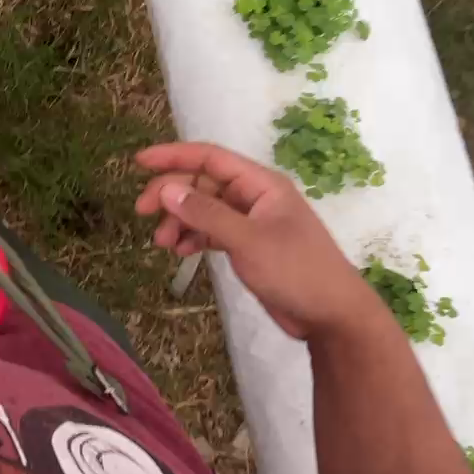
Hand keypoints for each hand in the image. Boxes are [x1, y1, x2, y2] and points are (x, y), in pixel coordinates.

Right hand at [133, 141, 377, 340]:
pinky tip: (181, 251)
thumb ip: (205, 213)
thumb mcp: (247, 240)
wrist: (333, 318)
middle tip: (142, 212)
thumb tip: (166, 190)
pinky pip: (209, 229)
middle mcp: (253, 196)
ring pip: (201, 208)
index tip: (139, 162)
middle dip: (170, 195)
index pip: (209, 158)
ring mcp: (250, 221)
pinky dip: (191, 236)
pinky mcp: (246, 244)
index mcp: (261, 184)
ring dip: (178, 220)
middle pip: (200, 183)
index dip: (173, 156)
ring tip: (163, 243)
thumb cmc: (297, 271)